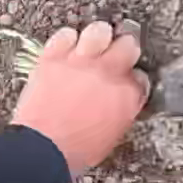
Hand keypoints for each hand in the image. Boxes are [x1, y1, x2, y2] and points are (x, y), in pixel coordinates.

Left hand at [12, 22, 148, 176]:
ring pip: (99, 31)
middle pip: (127, 44)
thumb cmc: (74, 150)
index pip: (140, 75)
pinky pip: (65, 35)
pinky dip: (66, 39)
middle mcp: (108, 73)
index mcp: (127, 96)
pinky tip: (66, 47)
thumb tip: (116, 104)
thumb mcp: (110, 136)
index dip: (132, 76)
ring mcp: (81, 63)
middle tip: (114, 53)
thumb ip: (119, 111)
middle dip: (123, 48)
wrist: (42, 149)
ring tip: (92, 44)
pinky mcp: (54, 59)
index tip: (125, 78)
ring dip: (97, 36)